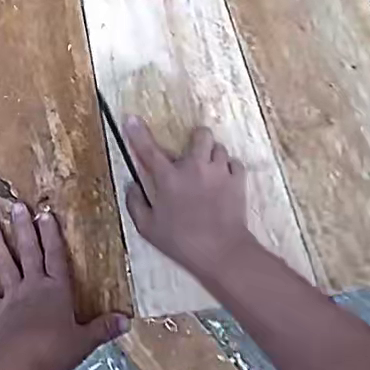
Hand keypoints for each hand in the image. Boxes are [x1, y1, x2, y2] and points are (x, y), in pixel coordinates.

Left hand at [0, 201, 127, 369]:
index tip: (46, 213)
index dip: (52, 234)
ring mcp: (13, 299)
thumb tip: (128, 321)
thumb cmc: (55, 350)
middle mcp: (35, 287)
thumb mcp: (85, 340)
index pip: (56, 256)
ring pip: (6, 266)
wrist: (20, 365)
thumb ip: (104, 328)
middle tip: (16, 206)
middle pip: (30, 253)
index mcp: (57, 289)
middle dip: (24, 229)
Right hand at [122, 118, 258, 278]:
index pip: (149, 149)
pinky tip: (224, 183)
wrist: (220, 251)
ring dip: (213, 156)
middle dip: (197, 140)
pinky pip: (235, 164)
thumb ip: (136, 203)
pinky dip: (229, 170)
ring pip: (219, 148)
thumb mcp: (148, 228)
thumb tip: (133, 186)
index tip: (132, 119)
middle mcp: (194, 167)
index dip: (138, 133)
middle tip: (194, 156)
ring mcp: (219, 171)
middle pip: (200, 135)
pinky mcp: (237, 179)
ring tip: (210, 174)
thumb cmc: (180, 241)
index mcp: (169, 178)